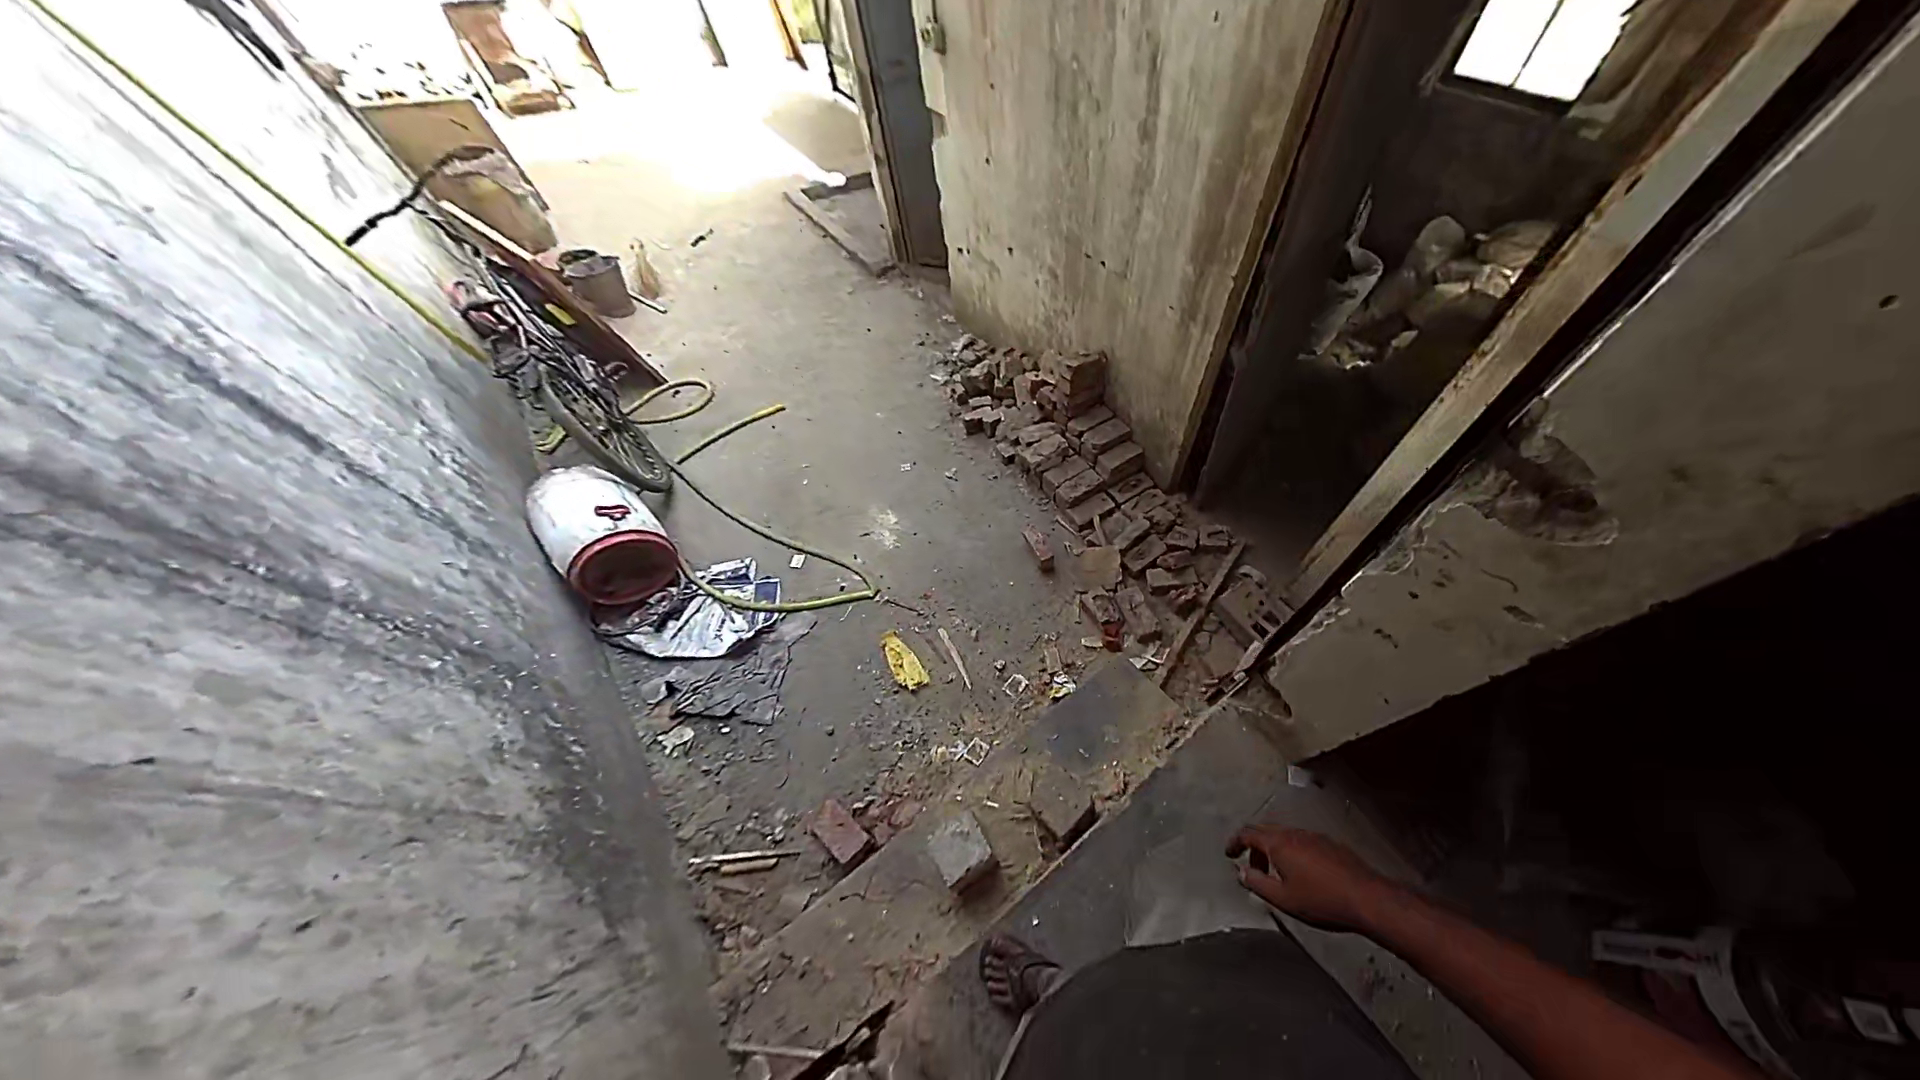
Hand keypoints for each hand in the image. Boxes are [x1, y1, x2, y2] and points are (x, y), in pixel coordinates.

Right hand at [1226, 826, 1398, 932]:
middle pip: (1266, 832)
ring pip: (1286, 837)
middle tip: (1253, 867)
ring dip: (1276, 851)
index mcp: (1278, 843)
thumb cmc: (1323, 901)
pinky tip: (1304, 875)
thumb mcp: (1283, 899)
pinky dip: (1294, 853)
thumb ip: (1257, 884)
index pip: (1247, 833)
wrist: (1370, 900)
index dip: (1235, 842)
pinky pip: (1304, 843)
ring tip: (1279, 875)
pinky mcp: (1333, 845)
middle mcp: (1295, 834)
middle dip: (1255, 848)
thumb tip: (1242, 873)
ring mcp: (1316, 837)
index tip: (1230, 853)